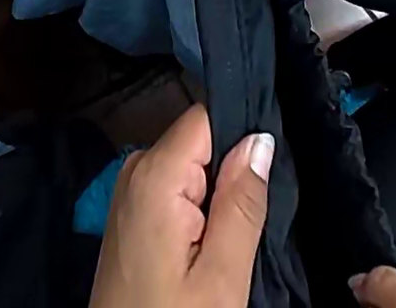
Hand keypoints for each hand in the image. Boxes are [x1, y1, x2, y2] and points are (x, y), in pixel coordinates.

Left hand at [90, 104, 272, 307]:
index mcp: (155, 172)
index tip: (266, 167)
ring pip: (190, 164)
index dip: (241, 133)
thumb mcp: (220, 278)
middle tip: (250, 215)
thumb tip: (261, 138)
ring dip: (215, 192)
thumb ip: (241, 201)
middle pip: (199, 140)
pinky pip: (174, 186)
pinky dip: (197, 206)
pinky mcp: (130, 212)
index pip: (206, 117)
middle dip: (229, 169)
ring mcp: (129, 190)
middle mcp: (136, 167)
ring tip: (229, 233)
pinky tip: (206, 241)